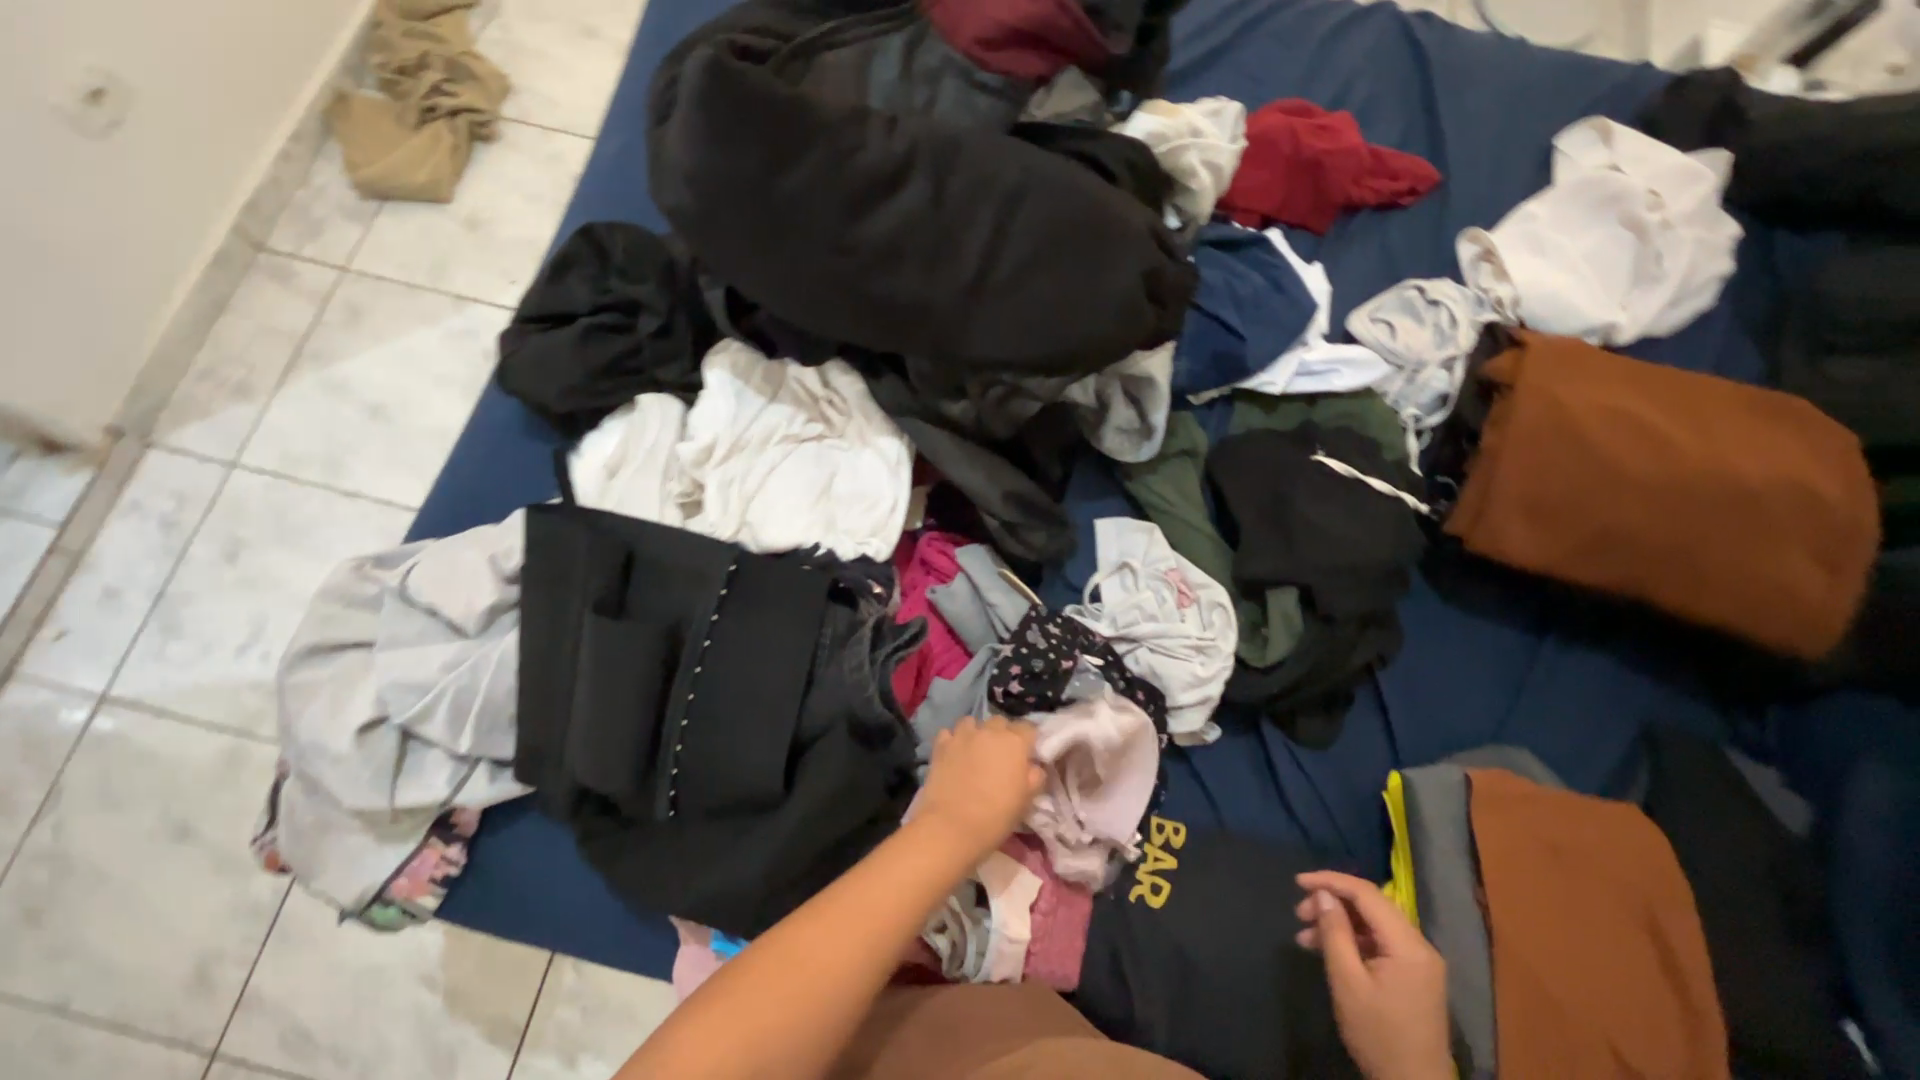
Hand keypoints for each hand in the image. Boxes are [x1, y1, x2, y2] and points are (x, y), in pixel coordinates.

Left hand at [913, 716, 1044, 863]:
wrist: (951, 826)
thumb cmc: (996, 816)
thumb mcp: (1026, 800)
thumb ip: (1035, 777)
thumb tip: (1033, 767)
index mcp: (1015, 742)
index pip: (1028, 728)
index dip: (1029, 740)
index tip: (1027, 755)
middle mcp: (989, 731)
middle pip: (1000, 722)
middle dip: (1003, 734)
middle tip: (1002, 756)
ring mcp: (962, 735)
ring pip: (972, 722)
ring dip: (977, 733)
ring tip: (976, 751)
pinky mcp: (941, 745)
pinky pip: (949, 733)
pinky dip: (953, 740)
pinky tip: (954, 754)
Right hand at [1294, 871, 1452, 1079]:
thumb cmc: (1378, 1035)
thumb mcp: (1348, 983)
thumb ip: (1336, 934)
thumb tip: (1324, 896)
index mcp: (1408, 945)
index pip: (1368, 894)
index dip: (1331, 882)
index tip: (1298, 882)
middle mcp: (1420, 946)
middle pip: (1372, 907)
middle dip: (1333, 903)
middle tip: (1299, 915)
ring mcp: (1420, 962)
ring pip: (1375, 925)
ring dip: (1340, 924)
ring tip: (1305, 936)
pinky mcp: (1415, 976)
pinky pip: (1381, 944)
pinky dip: (1354, 941)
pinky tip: (1329, 951)